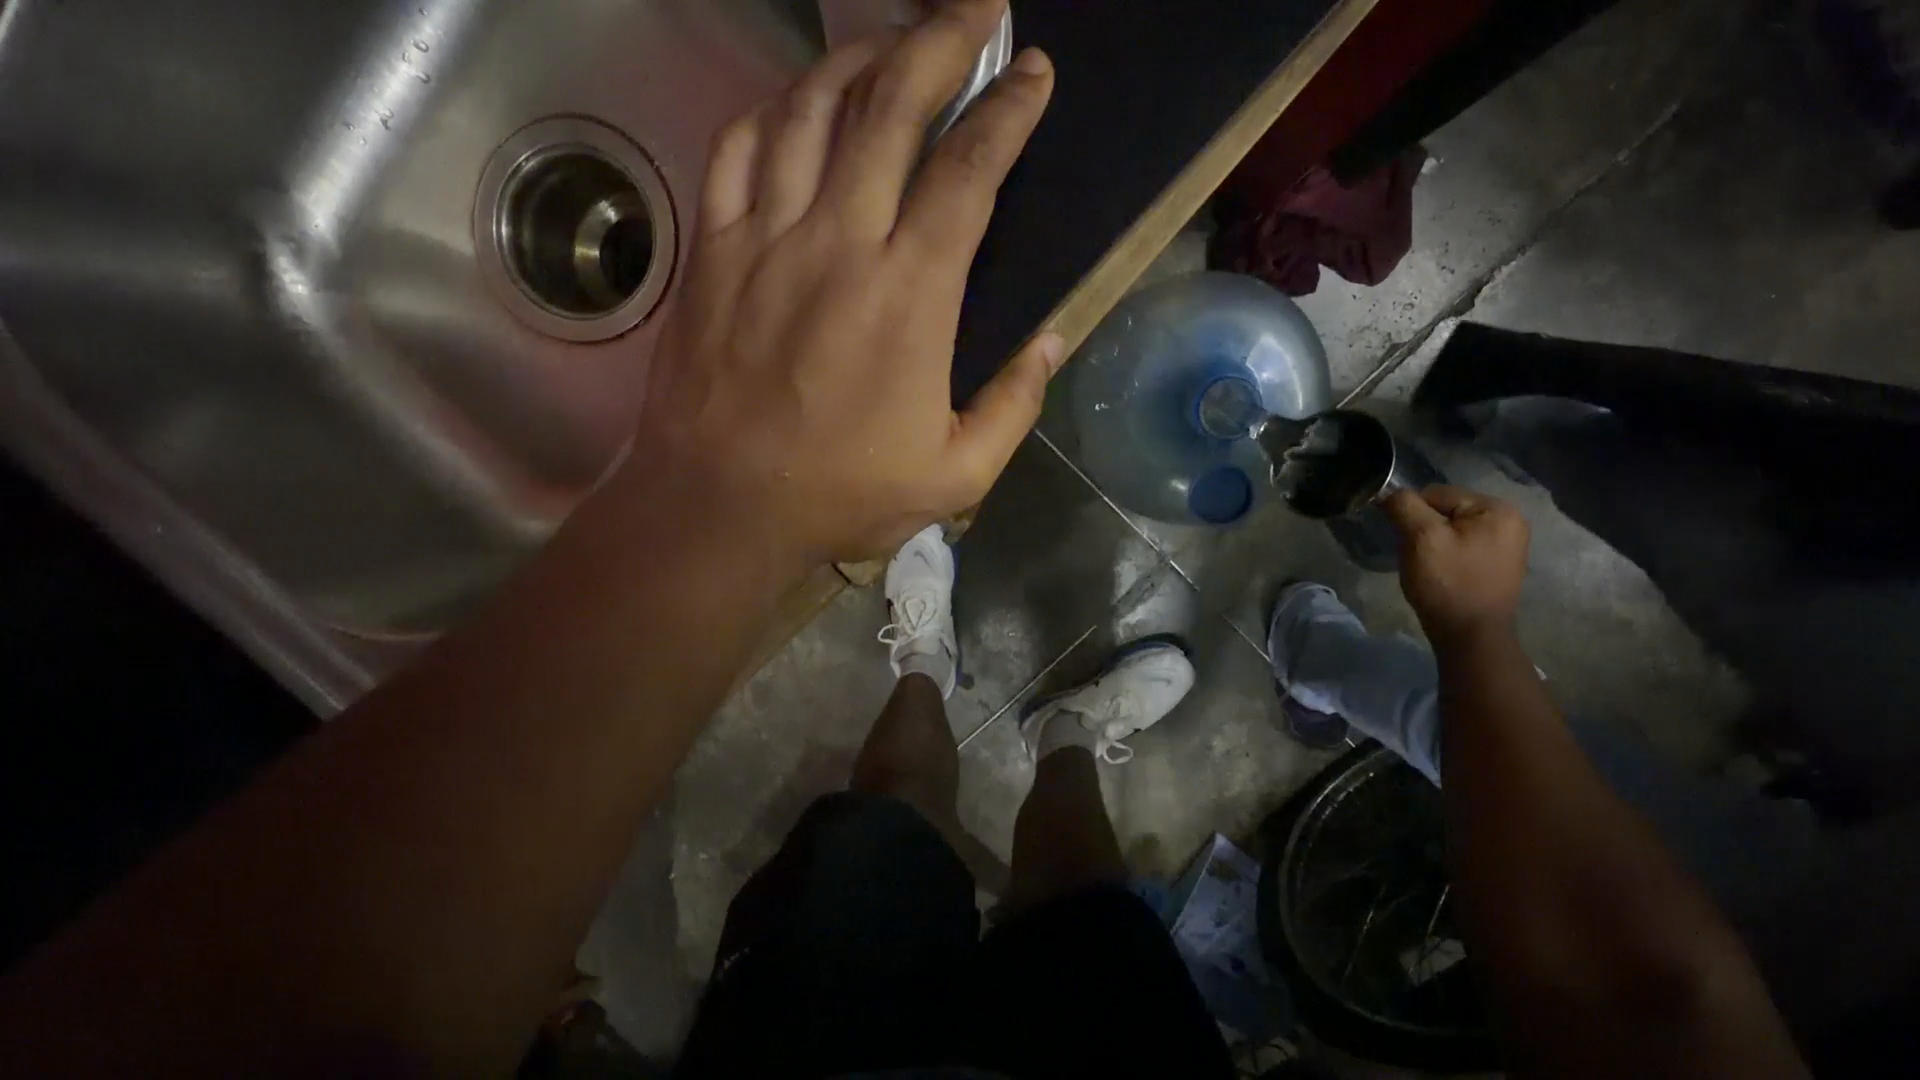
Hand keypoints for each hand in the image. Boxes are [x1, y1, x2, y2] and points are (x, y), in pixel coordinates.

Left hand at [625, 0, 1059, 565]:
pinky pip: (739, 148)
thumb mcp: (957, 474)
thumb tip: (1053, 339)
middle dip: (942, 41)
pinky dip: (775, 109)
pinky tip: (800, 101)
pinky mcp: (711, 250)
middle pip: (891, 107)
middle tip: (976, 10)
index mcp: (910, 295)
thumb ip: (1014, 403)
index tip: (1033, 73)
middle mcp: (838, 242)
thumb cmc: (841, 495)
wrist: (718, 507)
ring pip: (811, 109)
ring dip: (860, 57)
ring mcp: (765, 238)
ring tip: (895, 38)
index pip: (969, 171)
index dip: (1007, 110)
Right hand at [1381, 485, 1530, 644]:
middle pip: (1446, 510)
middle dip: (1424, 529)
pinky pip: (1462, 546)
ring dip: (1433, 544)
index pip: (1436, 493)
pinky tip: (1443, 575)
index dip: (1413, 514)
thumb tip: (1389, 493)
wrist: (1471, 636)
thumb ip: (1404, 506)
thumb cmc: (1448, 584)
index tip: (1408, 541)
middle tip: (1419, 557)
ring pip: (1451, 529)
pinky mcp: (1499, 564)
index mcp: (1497, 508)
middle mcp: (1510, 520)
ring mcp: (1508, 544)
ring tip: (1430, 568)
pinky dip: (1446, 556)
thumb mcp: (1421, 538)